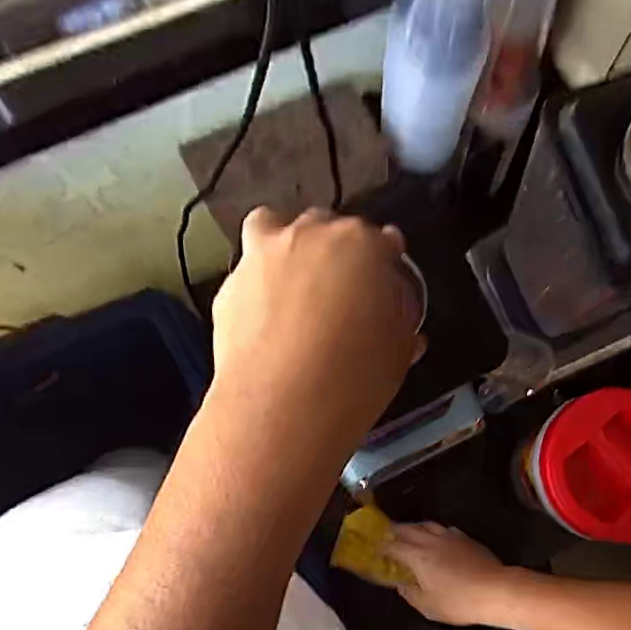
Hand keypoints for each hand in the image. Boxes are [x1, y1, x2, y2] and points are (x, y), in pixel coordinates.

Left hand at [209, 207, 423, 453]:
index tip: (386, 282)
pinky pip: (245, 274)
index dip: (385, 262)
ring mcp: (262, 257)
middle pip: (325, 225)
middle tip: (342, 288)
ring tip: (293, 281)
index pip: (381, 240)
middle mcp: (309, 238)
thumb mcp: (397, 353)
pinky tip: (265, 321)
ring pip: (270, 225)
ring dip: (282, 243)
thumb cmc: (352, 375)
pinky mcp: (228, 287)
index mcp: (362, 246)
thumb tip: (402, 333)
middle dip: (334, 249)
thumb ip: (399, 328)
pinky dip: (255, 288)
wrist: (285, 404)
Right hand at [384, 523, 511, 626]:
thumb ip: (410, 593)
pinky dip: (435, 530)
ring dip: (415, 526)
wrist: (496, 590)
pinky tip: (437, 537)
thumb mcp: (428, 606)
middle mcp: (432, 541)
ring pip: (427, 524)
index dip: (381, 546)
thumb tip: (400, 584)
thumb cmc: (459, 601)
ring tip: (409, 531)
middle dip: (395, 530)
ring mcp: (451, 537)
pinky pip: (445, 529)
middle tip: (386, 533)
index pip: (393, 546)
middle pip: (408, 528)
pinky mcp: (466, 538)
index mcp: (418, 556)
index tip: (373, 547)